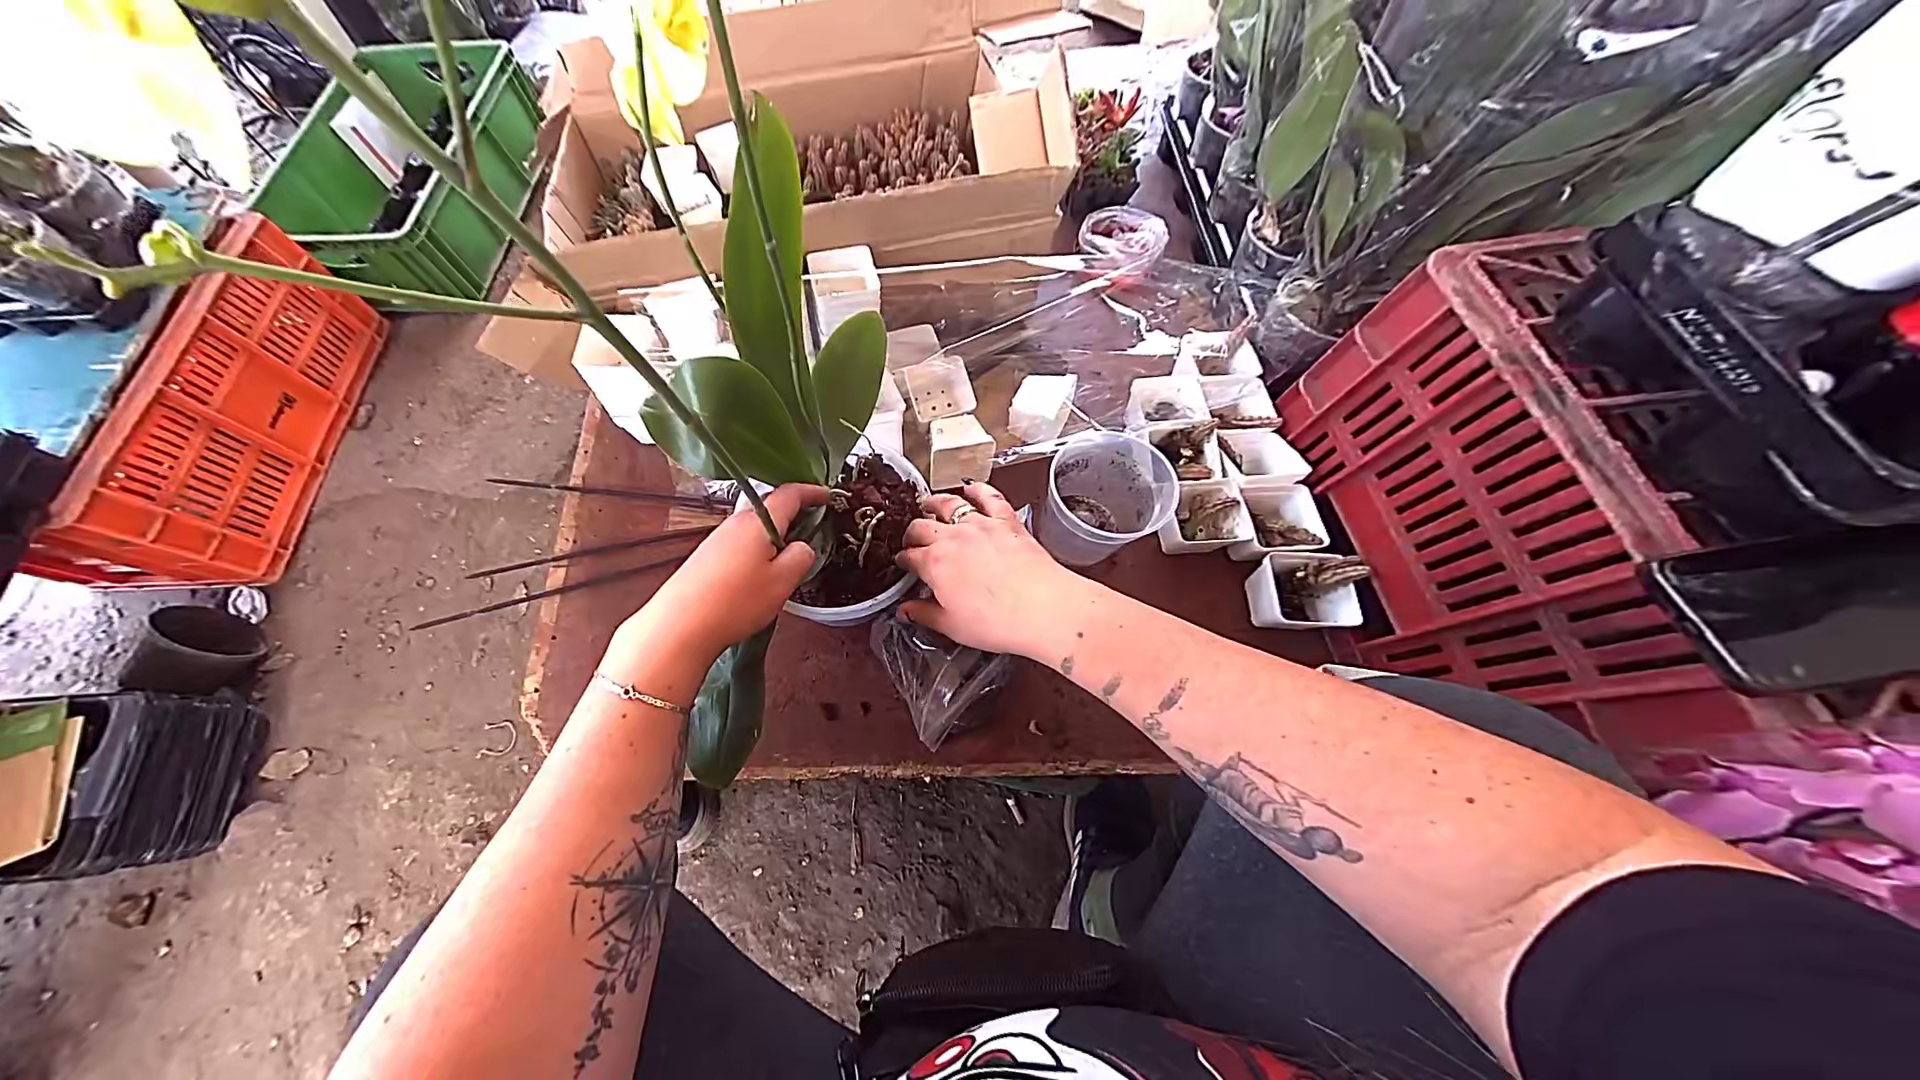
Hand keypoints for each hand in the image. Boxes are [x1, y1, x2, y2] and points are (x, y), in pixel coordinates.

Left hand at [627, 484, 825, 659]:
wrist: (678, 626)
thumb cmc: (733, 603)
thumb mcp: (783, 581)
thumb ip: (801, 557)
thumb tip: (803, 547)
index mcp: (757, 523)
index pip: (789, 494)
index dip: (811, 492)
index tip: (826, 495)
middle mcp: (734, 524)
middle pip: (770, 510)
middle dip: (794, 516)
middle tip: (813, 528)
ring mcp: (717, 540)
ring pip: (755, 530)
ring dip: (775, 537)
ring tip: (788, 561)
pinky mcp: (706, 558)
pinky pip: (740, 546)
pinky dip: (758, 552)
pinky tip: (760, 577)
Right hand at [896, 481, 1092, 657]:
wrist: (1043, 609)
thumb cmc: (1000, 620)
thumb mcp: (952, 626)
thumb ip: (924, 614)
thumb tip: (908, 611)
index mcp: (934, 564)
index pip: (908, 556)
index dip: (902, 559)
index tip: (903, 563)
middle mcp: (953, 538)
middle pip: (921, 526)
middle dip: (912, 532)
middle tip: (911, 538)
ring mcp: (980, 525)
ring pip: (949, 503)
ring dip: (934, 502)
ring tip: (928, 503)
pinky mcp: (1006, 521)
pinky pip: (988, 496)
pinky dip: (977, 488)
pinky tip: (972, 487)